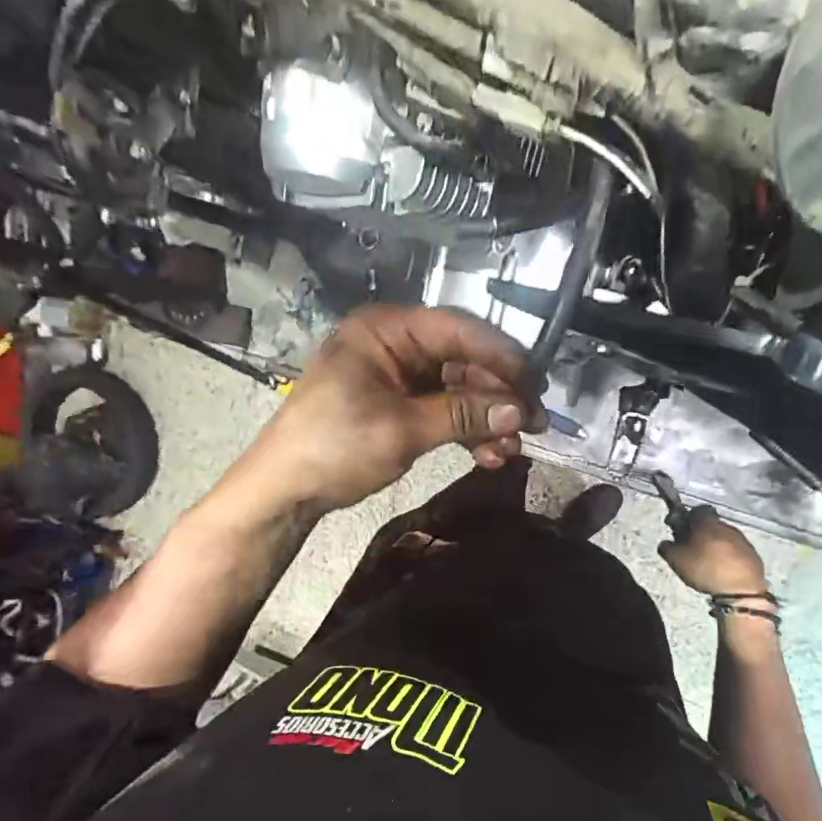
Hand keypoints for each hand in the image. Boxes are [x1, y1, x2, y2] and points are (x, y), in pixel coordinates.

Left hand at [236, 305, 544, 512]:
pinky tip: (490, 456)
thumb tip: (520, 413)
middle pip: (463, 359)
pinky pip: (444, 410)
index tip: (536, 383)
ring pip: (459, 388)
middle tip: (535, 423)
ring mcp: (398, 376)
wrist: (285, 491)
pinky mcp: (400, 405)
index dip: (501, 356)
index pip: (457, 330)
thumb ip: (463, 415)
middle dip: (498, 395)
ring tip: (513, 449)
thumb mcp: (401, 429)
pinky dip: (467, 431)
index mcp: (386, 330)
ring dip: (487, 418)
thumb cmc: (334, 447)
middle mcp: (395, 344)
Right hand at [658, 506, 768, 596]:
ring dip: (717, 545)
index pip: (698, 509)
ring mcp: (742, 540)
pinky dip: (729, 557)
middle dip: (702, 533)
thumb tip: (666, 542)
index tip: (682, 532)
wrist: (740, 589)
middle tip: (693, 549)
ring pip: (724, 537)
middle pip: (711, 524)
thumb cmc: (704, 567)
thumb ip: (667, 547)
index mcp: (707, 522)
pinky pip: (736, 551)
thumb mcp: (676, 559)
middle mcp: (726, 525)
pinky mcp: (753, 554)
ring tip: (709, 563)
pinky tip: (723, 570)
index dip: (689, 518)